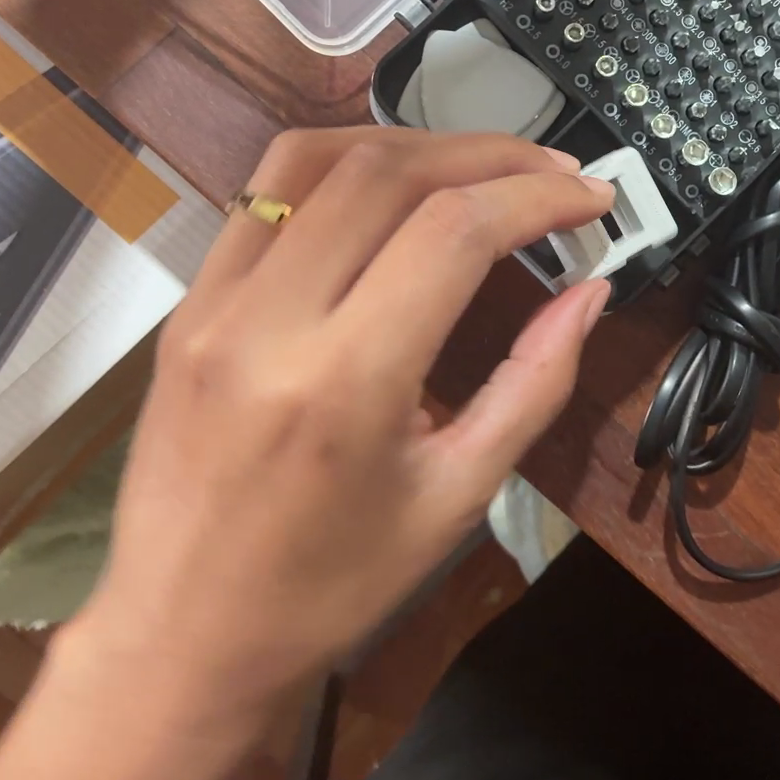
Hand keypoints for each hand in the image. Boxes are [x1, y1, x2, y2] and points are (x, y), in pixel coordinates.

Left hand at [71, 128, 613, 718]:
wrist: (186, 636)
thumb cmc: (340, 579)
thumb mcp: (464, 491)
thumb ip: (537, 379)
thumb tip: (592, 292)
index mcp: (344, 382)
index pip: (454, 232)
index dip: (539, 198)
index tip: (594, 198)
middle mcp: (266, 321)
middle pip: (390, 173)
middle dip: (494, 155)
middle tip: (558, 172)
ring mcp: (212, 302)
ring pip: (319, 157)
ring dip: (422, 143)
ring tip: (490, 164)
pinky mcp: (191, 302)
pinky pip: (269, 189)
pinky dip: (353, 162)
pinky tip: (405, 183)